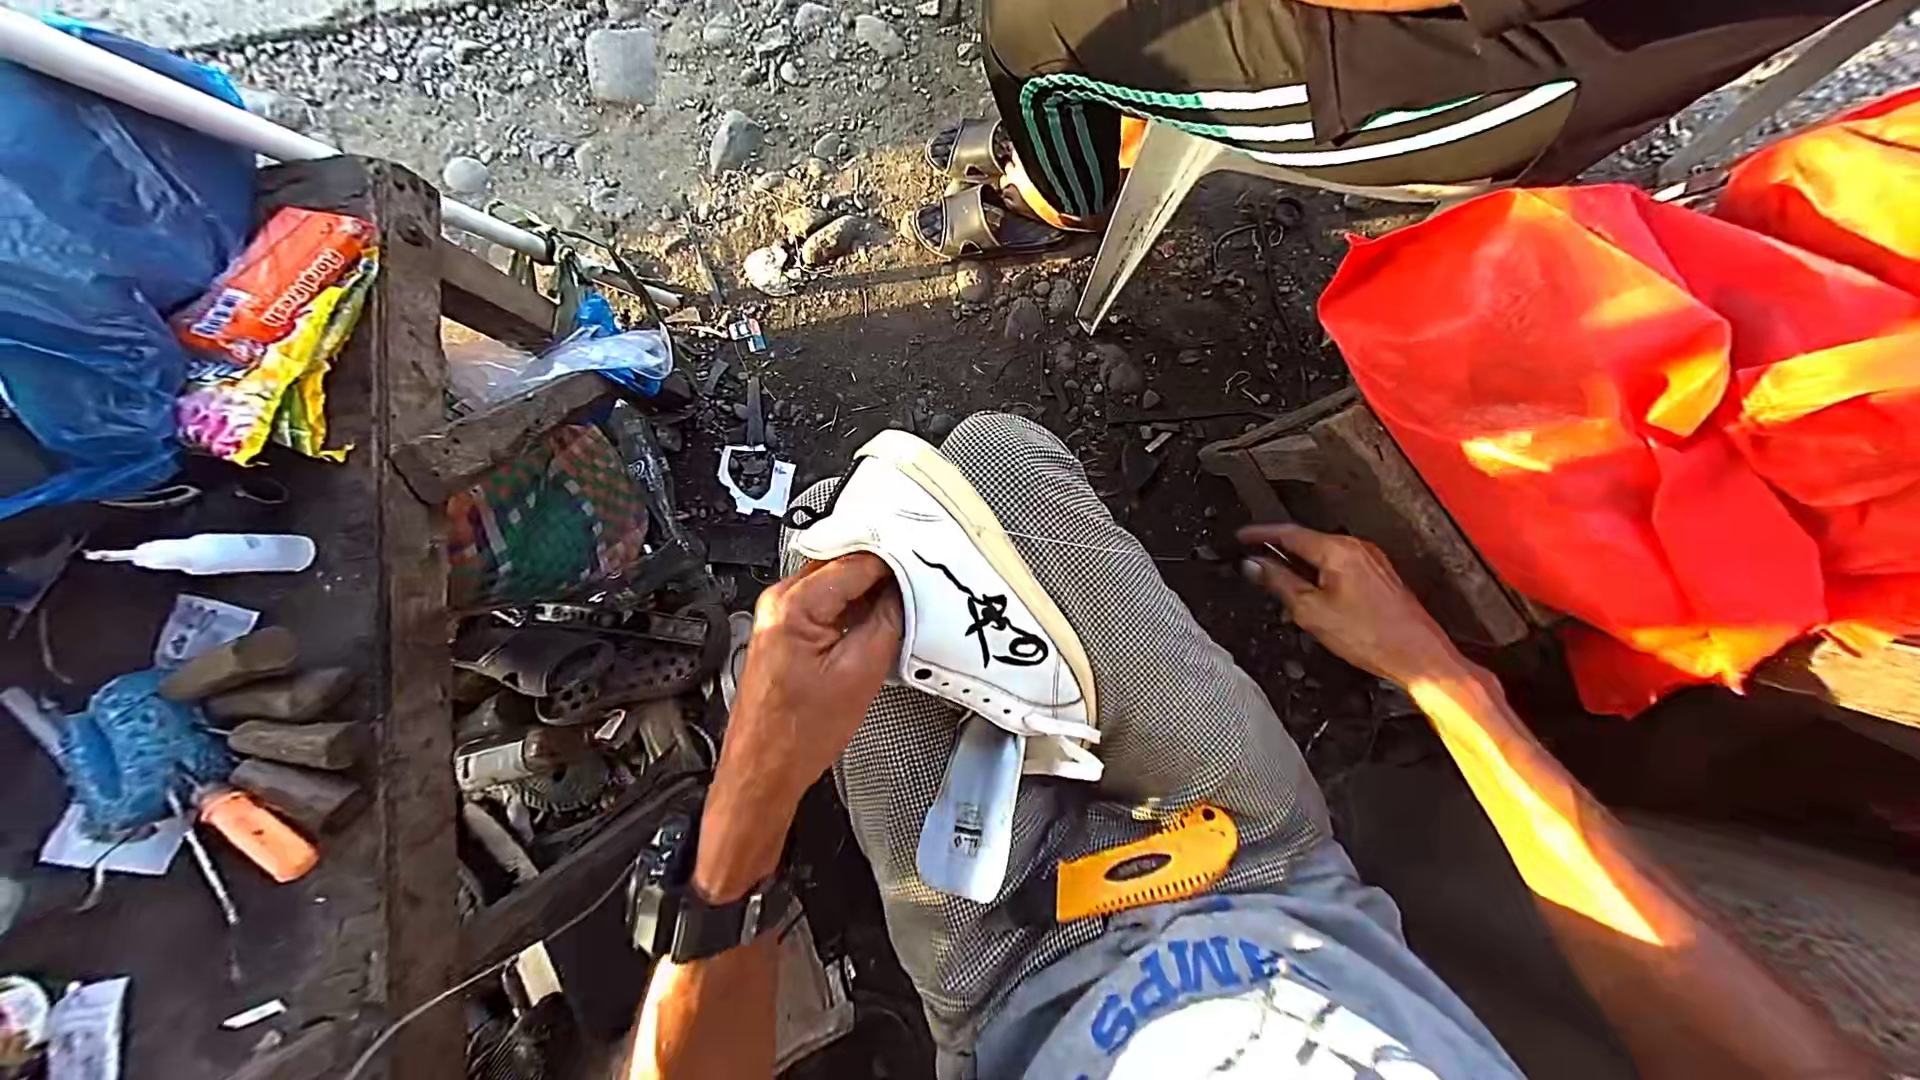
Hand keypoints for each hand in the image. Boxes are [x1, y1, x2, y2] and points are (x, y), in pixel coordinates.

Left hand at [694, 553, 901, 901]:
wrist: (765, 769)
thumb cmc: (796, 735)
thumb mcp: (861, 671)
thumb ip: (889, 619)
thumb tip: (906, 590)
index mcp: (794, 604)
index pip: (857, 560)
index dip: (897, 563)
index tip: (923, 570)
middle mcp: (780, 600)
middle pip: (845, 563)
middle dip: (884, 574)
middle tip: (917, 589)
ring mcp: (781, 613)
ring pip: (839, 581)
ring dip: (870, 591)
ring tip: (899, 610)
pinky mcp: (788, 628)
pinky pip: (829, 601)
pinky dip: (855, 607)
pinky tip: (875, 623)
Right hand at [1236, 523, 1467, 686]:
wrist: (1419, 657)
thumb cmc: (1374, 636)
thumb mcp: (1310, 610)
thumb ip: (1278, 582)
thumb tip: (1255, 565)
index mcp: (1338, 551)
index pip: (1287, 533)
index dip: (1259, 534)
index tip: (1242, 537)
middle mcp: (1357, 548)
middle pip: (1306, 541)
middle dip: (1278, 550)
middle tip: (1255, 561)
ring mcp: (1371, 560)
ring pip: (1322, 553)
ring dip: (1298, 563)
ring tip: (1280, 581)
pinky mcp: (1378, 574)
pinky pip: (1339, 564)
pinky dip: (1318, 572)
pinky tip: (1311, 592)